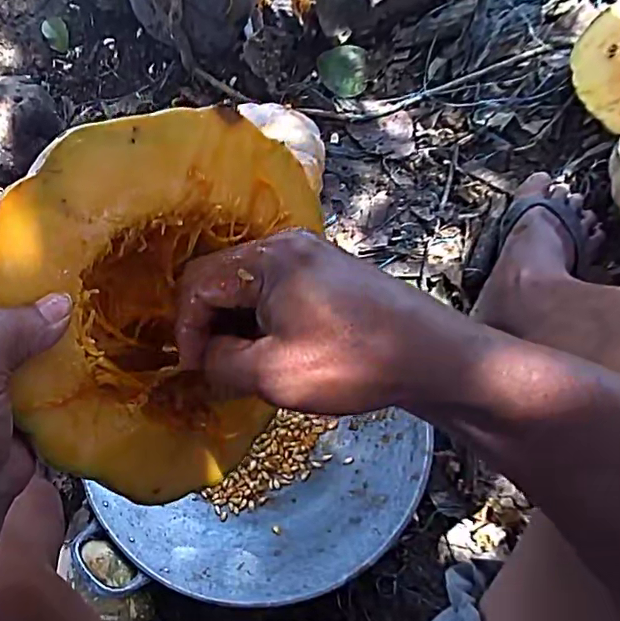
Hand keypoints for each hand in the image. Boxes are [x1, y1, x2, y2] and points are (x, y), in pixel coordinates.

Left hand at [0, 217, 70, 506]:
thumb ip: (9, 333)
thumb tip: (60, 303)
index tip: (8, 208)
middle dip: (19, 273)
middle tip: (57, 242)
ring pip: (19, 327)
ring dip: (44, 310)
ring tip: (80, 278)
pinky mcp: (16, 391)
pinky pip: (40, 357)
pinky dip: (60, 344)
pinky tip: (88, 326)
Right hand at [175, 230, 441, 414]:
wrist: (434, 357)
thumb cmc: (353, 363)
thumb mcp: (271, 374)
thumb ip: (221, 363)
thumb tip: (206, 356)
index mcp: (269, 260)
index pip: (197, 284)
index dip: (185, 329)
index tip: (192, 368)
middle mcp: (287, 246)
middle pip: (220, 279)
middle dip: (207, 326)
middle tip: (213, 367)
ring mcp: (310, 256)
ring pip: (246, 287)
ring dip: (233, 326)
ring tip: (241, 365)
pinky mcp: (327, 274)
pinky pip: (273, 291)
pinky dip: (260, 321)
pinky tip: (270, 351)